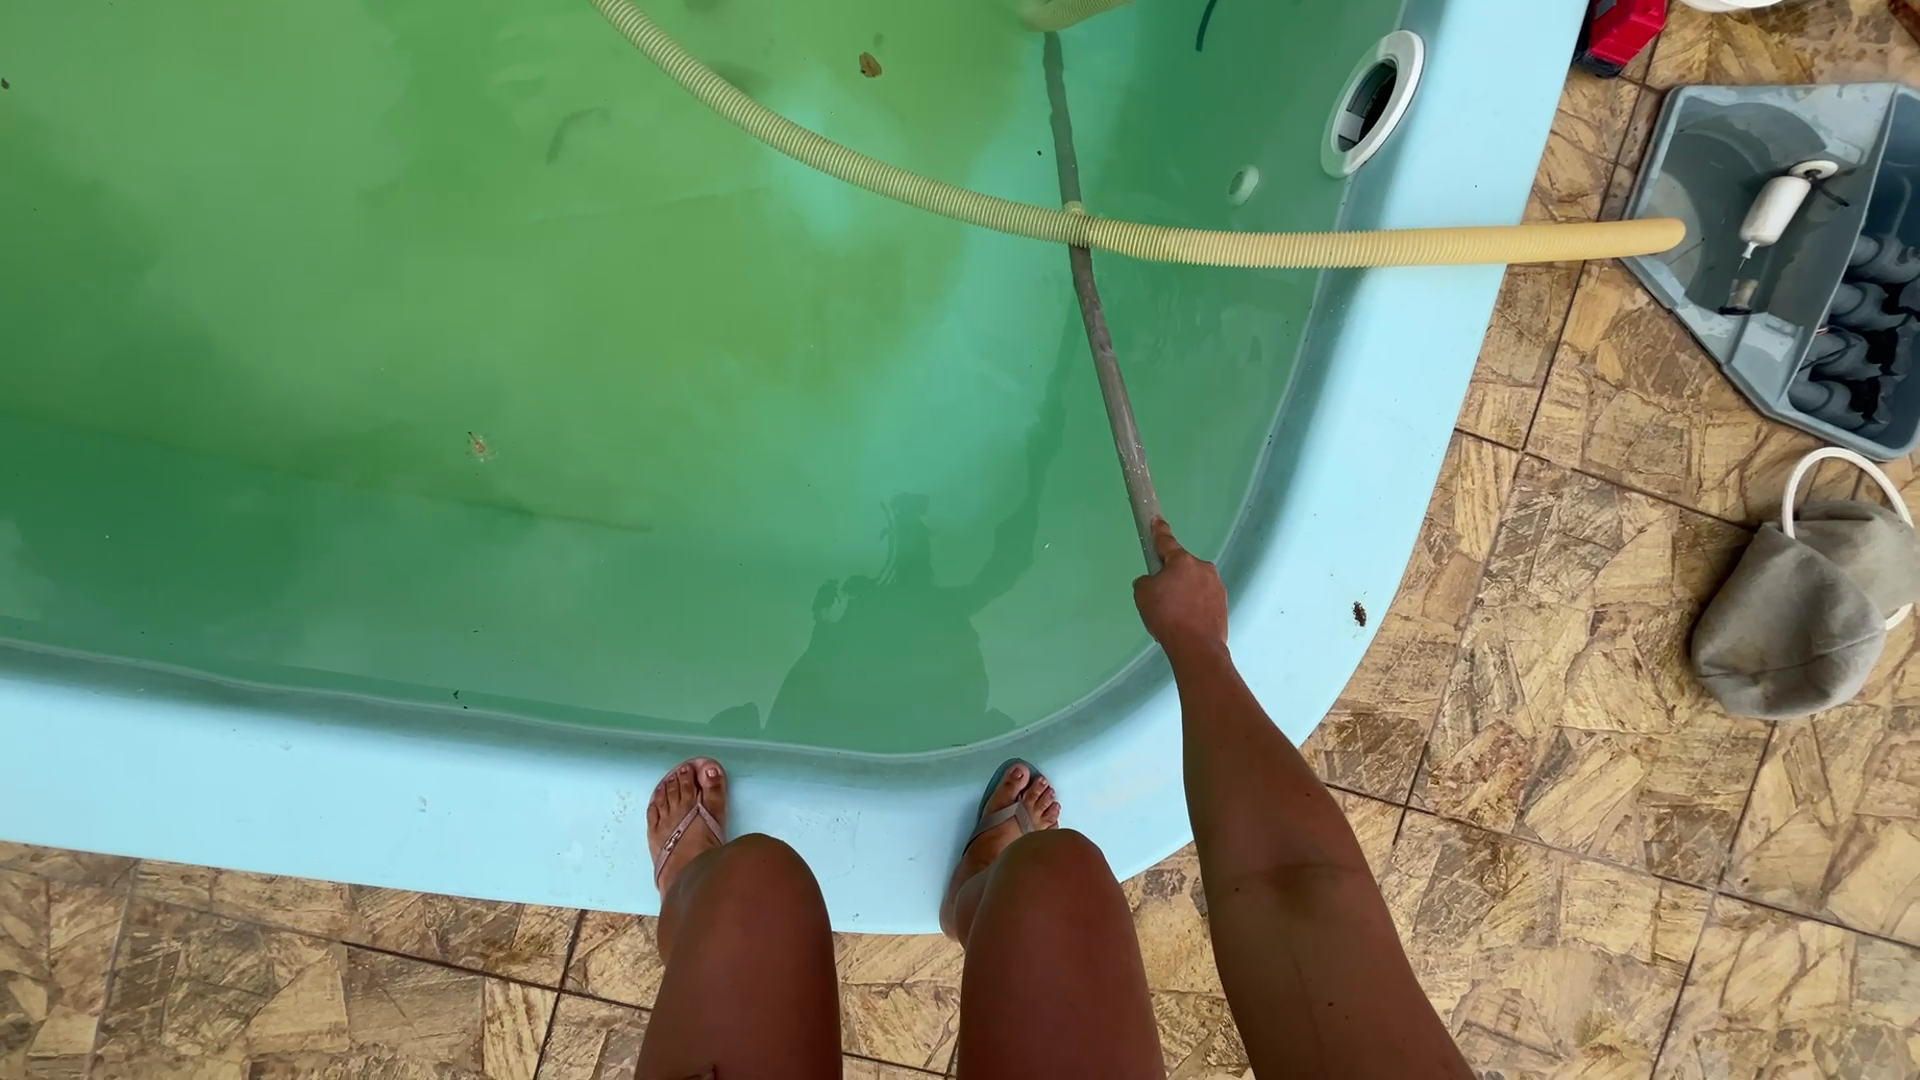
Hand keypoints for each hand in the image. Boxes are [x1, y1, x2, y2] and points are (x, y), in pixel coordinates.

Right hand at [1133, 518, 1227, 656]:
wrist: (1196, 647)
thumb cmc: (1166, 616)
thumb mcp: (1142, 595)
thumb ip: (1146, 581)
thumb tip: (1153, 582)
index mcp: (1182, 561)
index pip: (1166, 541)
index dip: (1159, 531)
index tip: (1157, 520)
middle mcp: (1203, 568)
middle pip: (1182, 566)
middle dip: (1172, 576)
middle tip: (1161, 596)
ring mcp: (1217, 586)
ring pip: (1194, 583)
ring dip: (1184, 592)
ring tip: (1174, 615)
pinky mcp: (1224, 604)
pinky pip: (1203, 599)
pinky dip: (1194, 606)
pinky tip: (1186, 621)